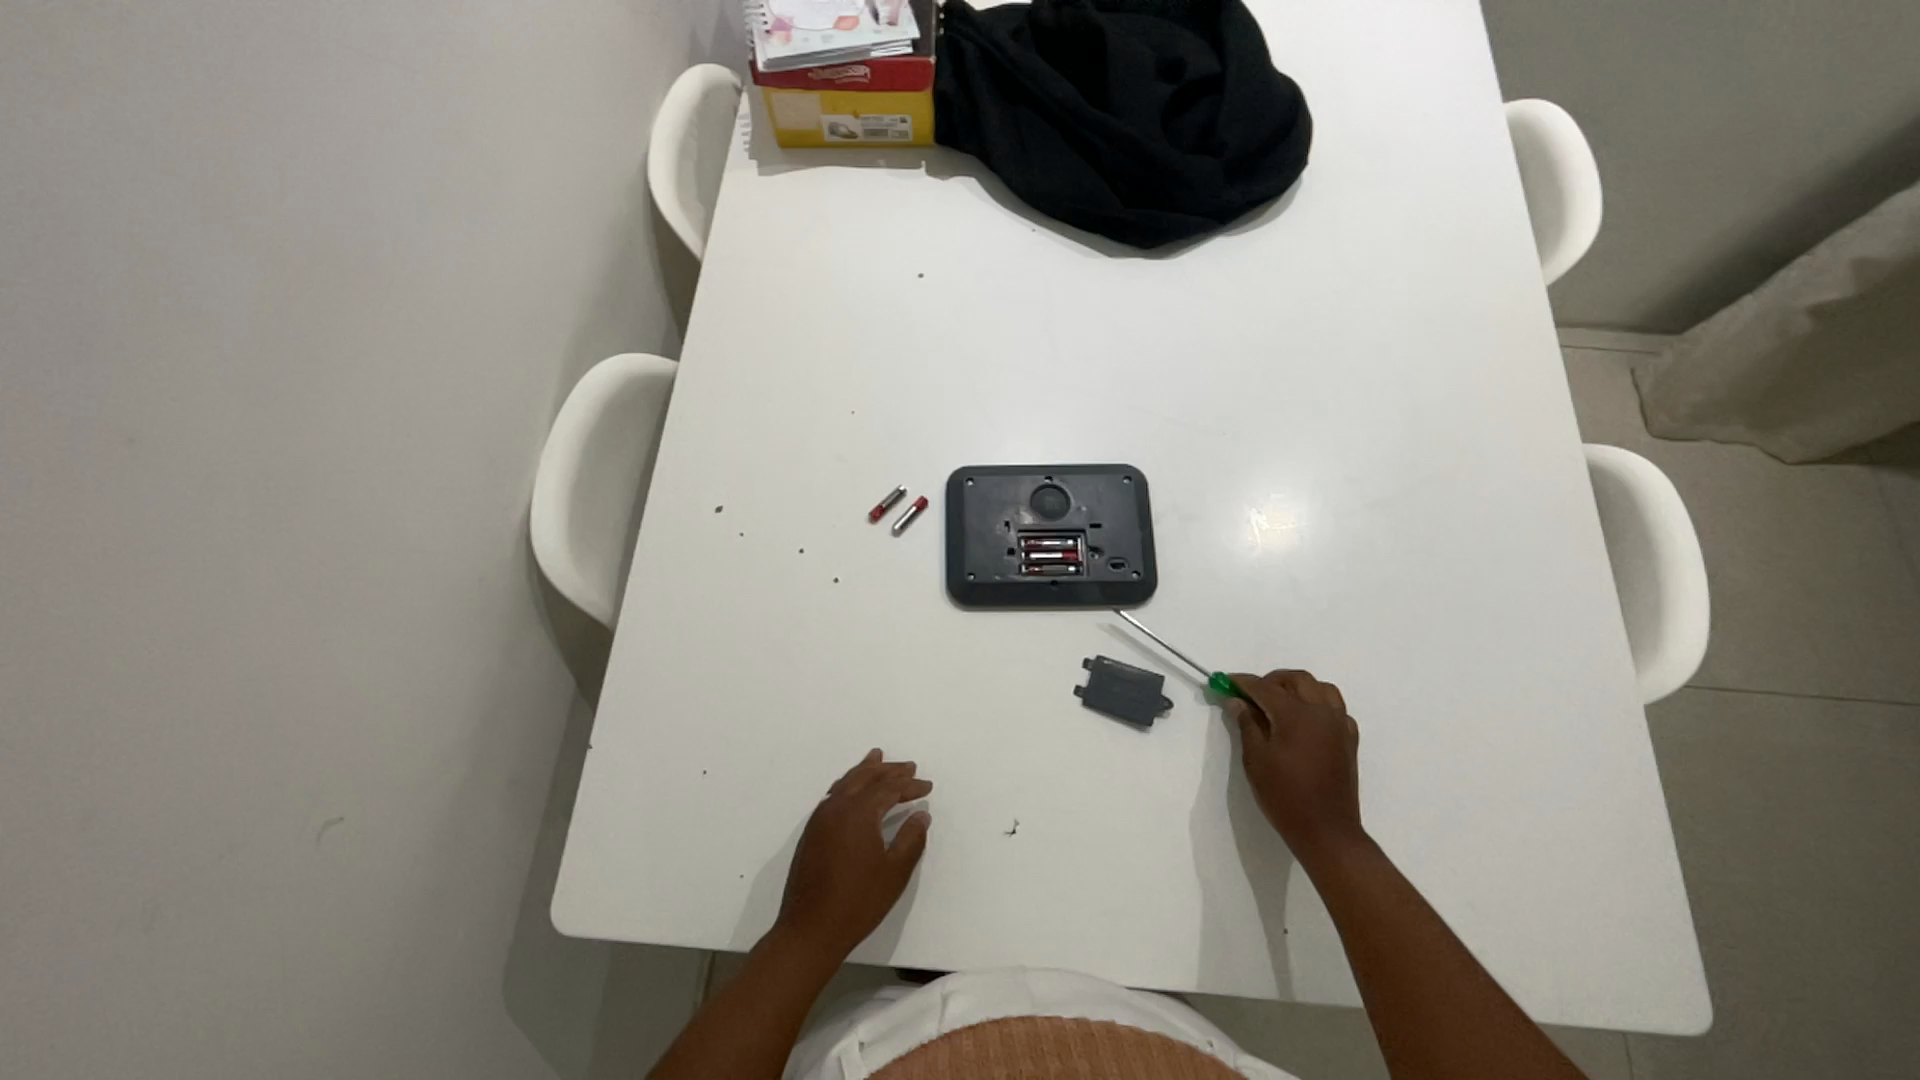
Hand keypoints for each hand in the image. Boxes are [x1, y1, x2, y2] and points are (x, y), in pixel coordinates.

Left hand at [774, 749, 931, 959]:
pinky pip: (833, 795)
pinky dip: (848, 784)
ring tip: (877, 758)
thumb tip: (921, 814)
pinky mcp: (811, 833)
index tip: (928, 786)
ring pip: (845, 783)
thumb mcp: (894, 872)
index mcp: (858, 813)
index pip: (888, 789)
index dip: (910, 785)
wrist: (810, 930)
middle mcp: (836, 807)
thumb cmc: (858, 902)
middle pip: (865, 778)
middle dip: (889, 770)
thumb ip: (911, 838)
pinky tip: (852, 789)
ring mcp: (820, 819)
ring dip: (865, 771)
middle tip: (909, 766)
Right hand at [1226, 670, 1365, 862]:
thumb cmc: (1284, 794)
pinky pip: (1335, 709)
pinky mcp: (1349, 740)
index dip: (1242, 683)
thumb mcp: (1255, 759)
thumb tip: (1237, 702)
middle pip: (1297, 679)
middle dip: (1272, 681)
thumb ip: (1247, 724)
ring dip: (1298, 688)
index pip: (1264, 687)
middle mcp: (1321, 712)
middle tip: (1251, 695)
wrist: (1325, 829)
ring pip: (1321, 689)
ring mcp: (1339, 724)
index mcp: (1296, 714)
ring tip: (1279, 704)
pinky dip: (1318, 705)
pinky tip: (1304, 722)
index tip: (1225, 682)